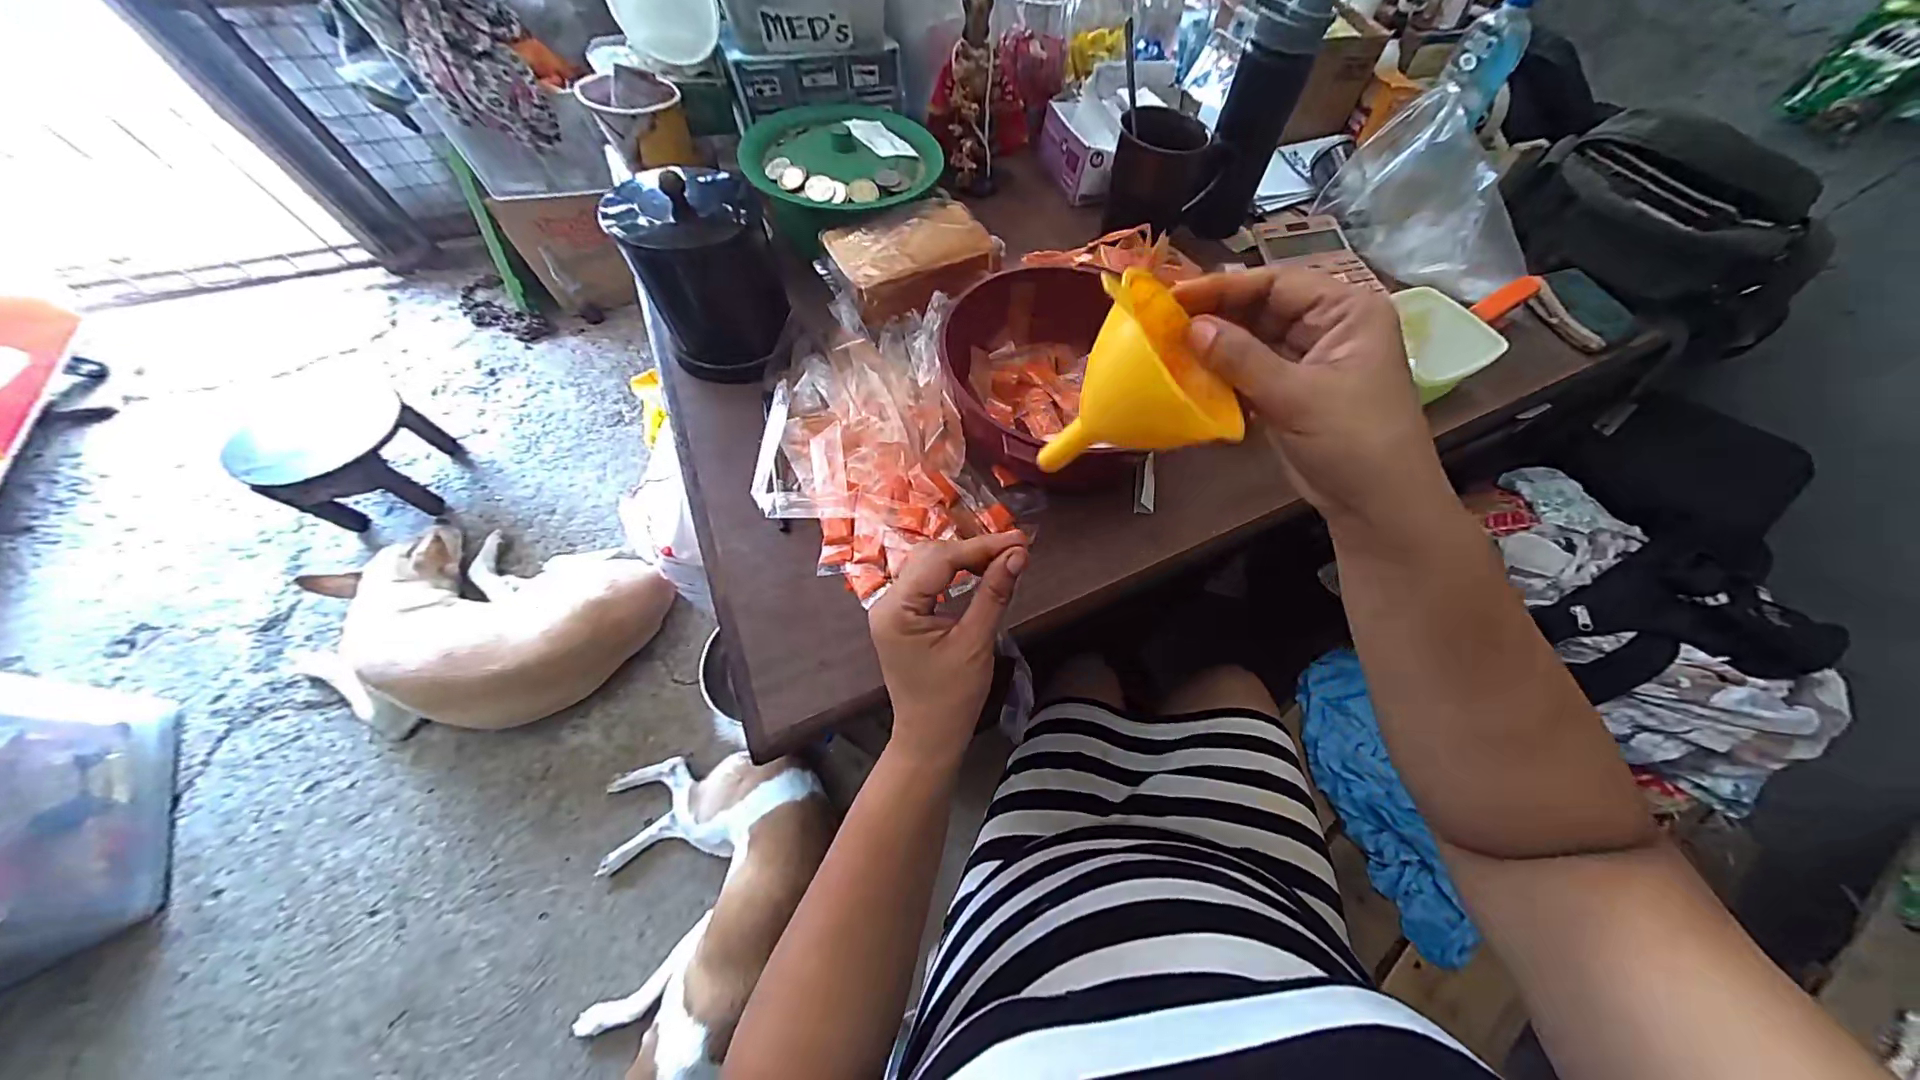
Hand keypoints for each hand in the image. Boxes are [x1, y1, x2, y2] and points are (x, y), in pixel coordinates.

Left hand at [868, 533, 1027, 766]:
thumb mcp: (976, 643)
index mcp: (896, 609)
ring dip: (965, 558)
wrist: (929, 737)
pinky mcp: (901, 615)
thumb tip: (1017, 555)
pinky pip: (928, 581)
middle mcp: (886, 602)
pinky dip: (955, 572)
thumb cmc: (952, 698)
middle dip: (974, 549)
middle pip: (931, 556)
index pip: (940, 560)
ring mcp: (891, 607)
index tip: (1019, 540)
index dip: (981, 546)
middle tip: (1015, 549)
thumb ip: (994, 594)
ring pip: (929, 564)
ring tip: (1002, 557)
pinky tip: (979, 570)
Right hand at [1174, 267, 1447, 527]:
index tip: (1176, 296)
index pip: (1277, 284)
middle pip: (1260, 308)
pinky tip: (1187, 373)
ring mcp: (1304, 361)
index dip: (1224, 287)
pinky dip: (1219, 373)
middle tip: (1163, 321)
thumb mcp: (1297, 395)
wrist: (1374, 503)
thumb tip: (1191, 328)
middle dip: (1214, 314)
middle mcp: (1325, 327)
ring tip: (1167, 345)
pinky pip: (1246, 371)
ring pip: (1249, 340)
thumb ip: (1242, 359)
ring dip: (1212, 345)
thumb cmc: (1353, 439)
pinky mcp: (1286, 392)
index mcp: (1346, 311)